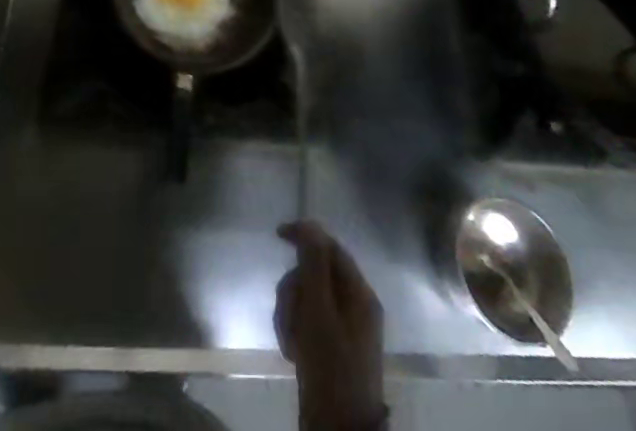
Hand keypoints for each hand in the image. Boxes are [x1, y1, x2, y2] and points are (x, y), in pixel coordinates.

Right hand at [275, 221, 384, 430]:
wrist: (339, 423)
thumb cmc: (330, 363)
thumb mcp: (318, 309)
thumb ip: (313, 264)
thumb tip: (310, 225)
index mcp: (359, 293)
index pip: (330, 248)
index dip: (304, 235)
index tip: (276, 234)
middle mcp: (354, 304)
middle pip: (313, 273)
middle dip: (293, 288)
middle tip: (288, 312)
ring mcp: (343, 324)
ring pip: (304, 296)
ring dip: (290, 312)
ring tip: (290, 339)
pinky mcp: (330, 341)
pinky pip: (305, 319)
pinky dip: (293, 328)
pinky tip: (292, 349)